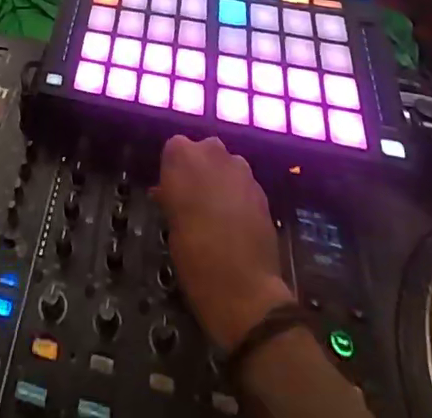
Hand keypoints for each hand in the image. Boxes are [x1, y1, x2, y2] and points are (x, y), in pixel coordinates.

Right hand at [152, 135, 294, 348]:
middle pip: (205, 152)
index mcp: (182, 154)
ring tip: (216, 210)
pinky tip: (235, 221)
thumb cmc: (191, 248)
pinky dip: (238, 197)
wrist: (241, 284)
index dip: (174, 169)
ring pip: (227, 167)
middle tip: (193, 197)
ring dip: (221, 180)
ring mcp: (242, 171)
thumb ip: (170, 195)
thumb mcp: (169, 218)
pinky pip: (244, 186)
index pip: (175, 147)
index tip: (171, 189)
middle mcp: (213, 153)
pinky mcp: (263, 192)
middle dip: (200, 169)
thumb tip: (168, 192)